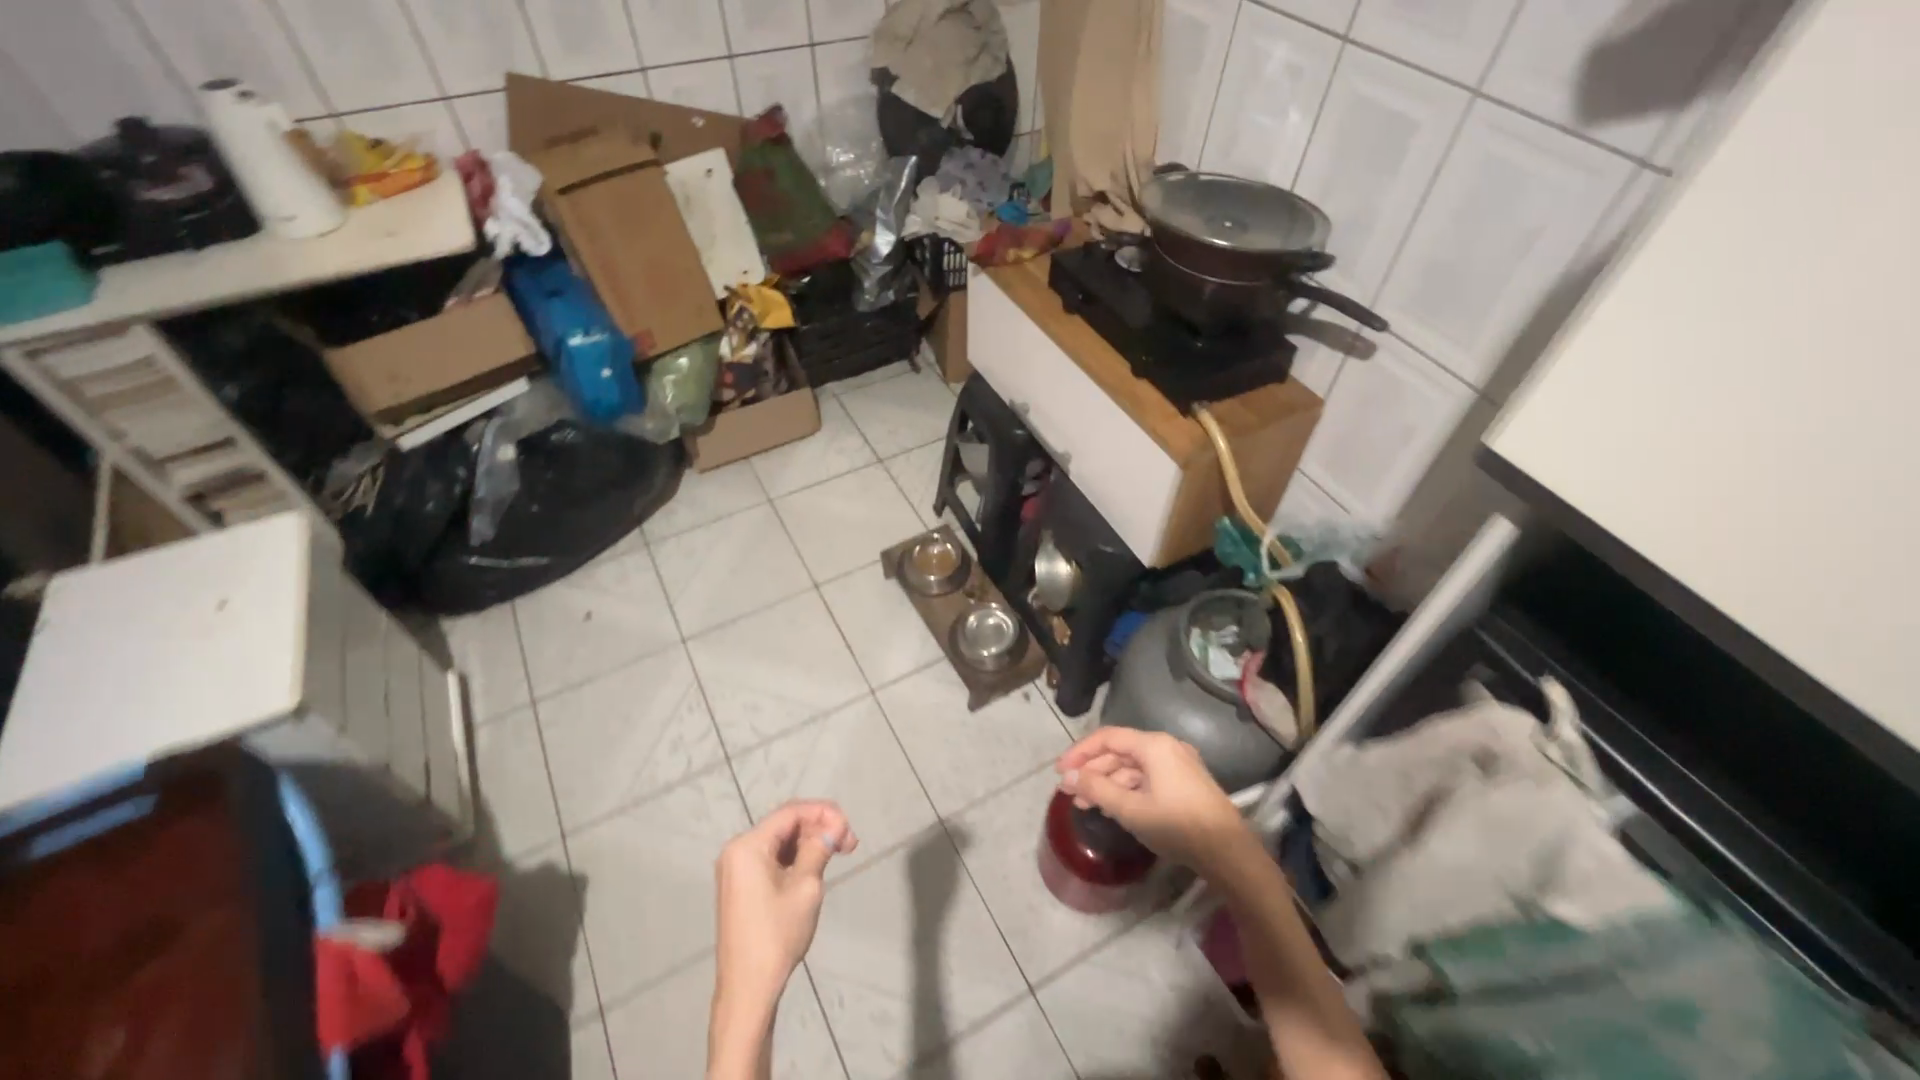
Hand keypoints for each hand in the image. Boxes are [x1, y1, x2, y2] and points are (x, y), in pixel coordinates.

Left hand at [713, 800, 858, 1009]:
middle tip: (850, 844)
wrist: (748, 987)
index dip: (824, 813)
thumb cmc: (777, 934)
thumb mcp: (806, 887)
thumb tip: (835, 825)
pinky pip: (770, 860)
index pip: (791, 812)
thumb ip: (819, 848)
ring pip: (779, 842)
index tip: (850, 829)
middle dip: (818, 828)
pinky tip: (816, 867)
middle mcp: (736, 851)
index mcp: (747, 846)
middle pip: (784, 825)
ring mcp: (735, 870)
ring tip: (838, 854)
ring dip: (809, 843)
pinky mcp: (740, 886)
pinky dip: (794, 859)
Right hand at [1056, 728, 1252, 874]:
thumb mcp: (1130, 809)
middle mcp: (1166, 747)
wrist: (1228, 851)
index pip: (1107, 738)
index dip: (1080, 753)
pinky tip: (1112, 809)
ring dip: (1107, 783)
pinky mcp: (1184, 783)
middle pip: (1119, 752)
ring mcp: (1178, 765)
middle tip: (1070, 793)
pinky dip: (1126, 790)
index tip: (1060, 772)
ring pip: (1132, 767)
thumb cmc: (1177, 825)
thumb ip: (1097, 789)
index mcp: (1154, 745)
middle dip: (1092, 771)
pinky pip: (1146, 778)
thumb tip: (1069, 777)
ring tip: (1086, 805)